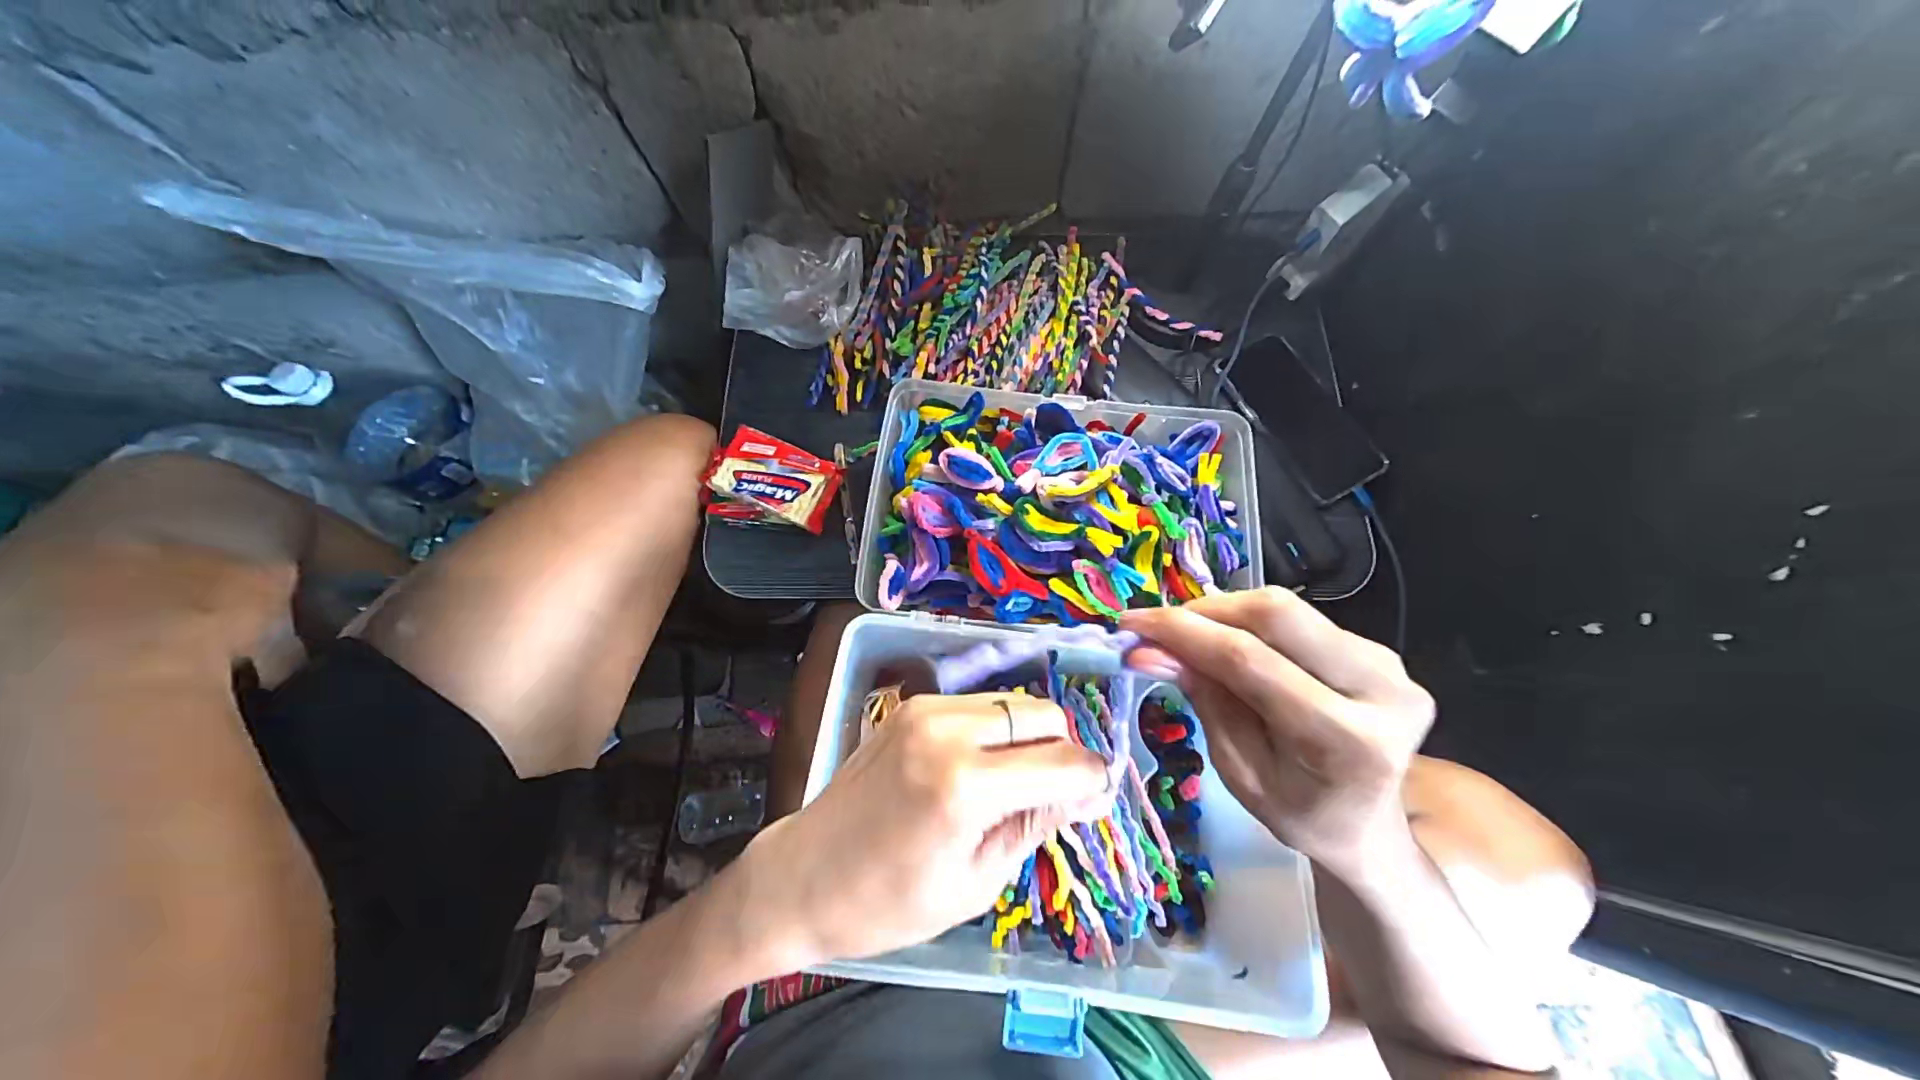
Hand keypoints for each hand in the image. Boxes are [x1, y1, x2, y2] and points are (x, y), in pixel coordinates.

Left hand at [737, 692, 1107, 968]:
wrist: (802, 877)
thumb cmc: (888, 904)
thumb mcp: (976, 881)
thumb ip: (1036, 823)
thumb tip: (1089, 792)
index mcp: (965, 786)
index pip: (1064, 762)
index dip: (1093, 781)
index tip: (1096, 800)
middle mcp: (947, 731)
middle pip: (1044, 715)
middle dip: (1062, 752)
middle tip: (1054, 794)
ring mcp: (925, 710)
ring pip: (1013, 702)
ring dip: (1030, 737)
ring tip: (1014, 783)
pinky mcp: (911, 706)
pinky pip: (978, 705)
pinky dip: (996, 730)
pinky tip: (981, 767)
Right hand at [1121, 588, 1434, 877]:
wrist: (1368, 825)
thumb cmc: (1298, 811)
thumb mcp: (1239, 771)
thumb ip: (1204, 701)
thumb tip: (1146, 650)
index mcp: (1343, 739)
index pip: (1249, 659)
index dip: (1183, 632)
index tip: (1132, 624)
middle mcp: (1381, 690)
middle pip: (1278, 613)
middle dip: (1206, 610)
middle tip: (1161, 626)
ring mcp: (1390, 665)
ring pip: (1289, 608)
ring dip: (1227, 613)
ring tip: (1191, 638)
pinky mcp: (1383, 651)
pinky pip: (1303, 618)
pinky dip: (1253, 623)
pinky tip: (1231, 644)